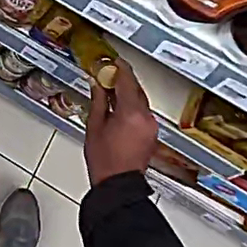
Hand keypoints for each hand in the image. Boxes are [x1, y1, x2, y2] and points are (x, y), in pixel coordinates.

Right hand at [86, 59, 155, 186]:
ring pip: (140, 100)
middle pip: (136, 89)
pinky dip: (132, 105)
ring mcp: (151, 126)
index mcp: (131, 113)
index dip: (120, 68)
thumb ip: (98, 101)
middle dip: (123, 80)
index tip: (113, 61)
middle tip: (109, 74)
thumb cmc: (105, 160)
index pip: (127, 81)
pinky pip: (143, 112)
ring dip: (128, 93)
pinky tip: (120, 107)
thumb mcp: (95, 126)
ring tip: (112, 90)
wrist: (118, 184)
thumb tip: (97, 85)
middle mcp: (145, 118)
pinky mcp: (151, 134)